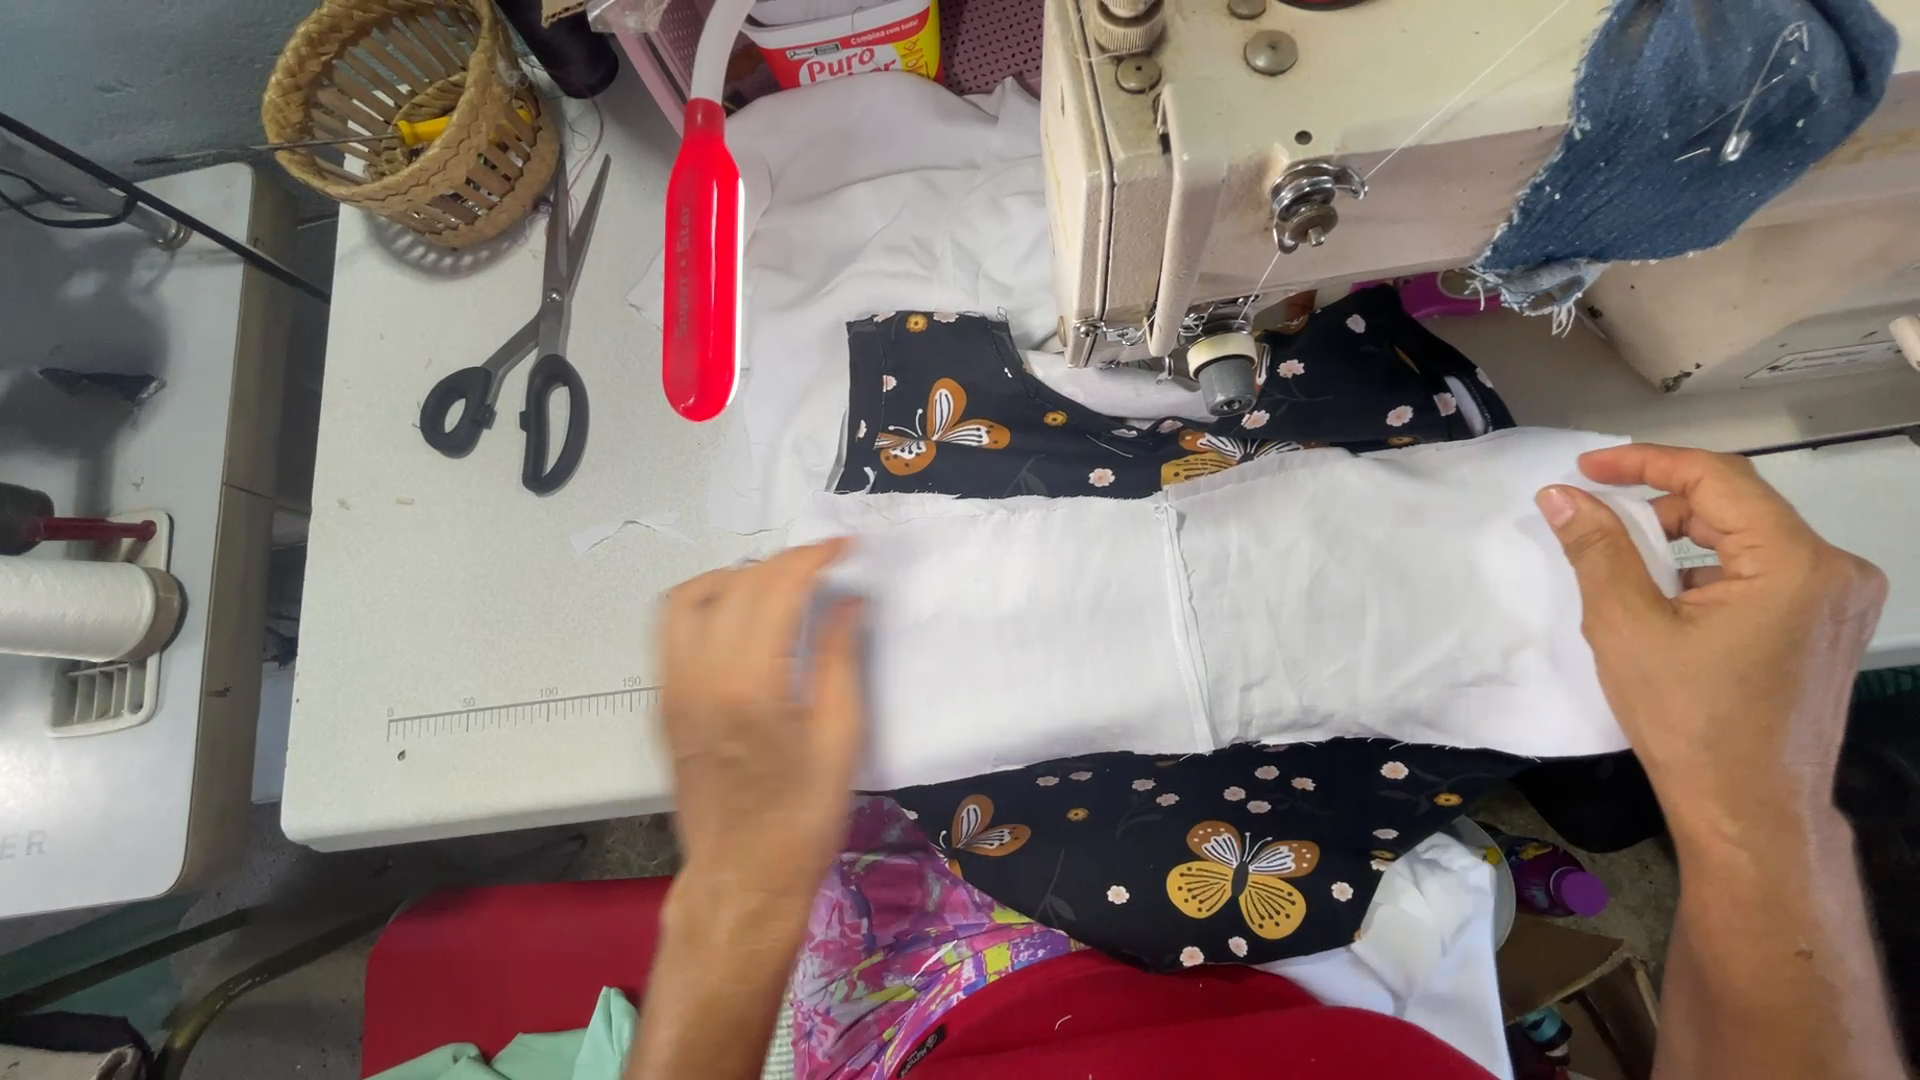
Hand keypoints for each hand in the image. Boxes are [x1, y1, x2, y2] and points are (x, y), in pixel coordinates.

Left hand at [658, 540, 864, 908]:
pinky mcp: (663, 702)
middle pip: (739, 584)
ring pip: (691, 596)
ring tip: (779, 585)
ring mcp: (673, 687)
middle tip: (825, 565)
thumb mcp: (842, 738)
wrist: (742, 878)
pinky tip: (743, 616)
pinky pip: (674, 628)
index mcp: (752, 685)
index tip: (845, 548)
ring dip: (738, 575)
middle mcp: (701, 675)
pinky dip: (707, 602)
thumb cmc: (804, 817)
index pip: (778, 589)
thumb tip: (848, 601)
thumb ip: (842, 658)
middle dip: (785, 562)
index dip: (814, 558)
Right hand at [1535, 445, 1886, 854]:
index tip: (1584, 468)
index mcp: (1795, 563)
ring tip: (1619, 564)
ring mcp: (1838, 601)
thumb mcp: (1625, 624)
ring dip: (1677, 538)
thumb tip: (1560, 494)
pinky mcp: (1825, 625)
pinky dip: (1703, 569)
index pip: (1720, 478)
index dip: (1646, 462)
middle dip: (1657, 504)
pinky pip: (1758, 572)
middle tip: (1590, 518)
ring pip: (1745, 539)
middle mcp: (1835, 570)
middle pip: (1736, 506)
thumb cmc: (1685, 713)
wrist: (1748, 803)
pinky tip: (1662, 598)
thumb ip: (1596, 548)